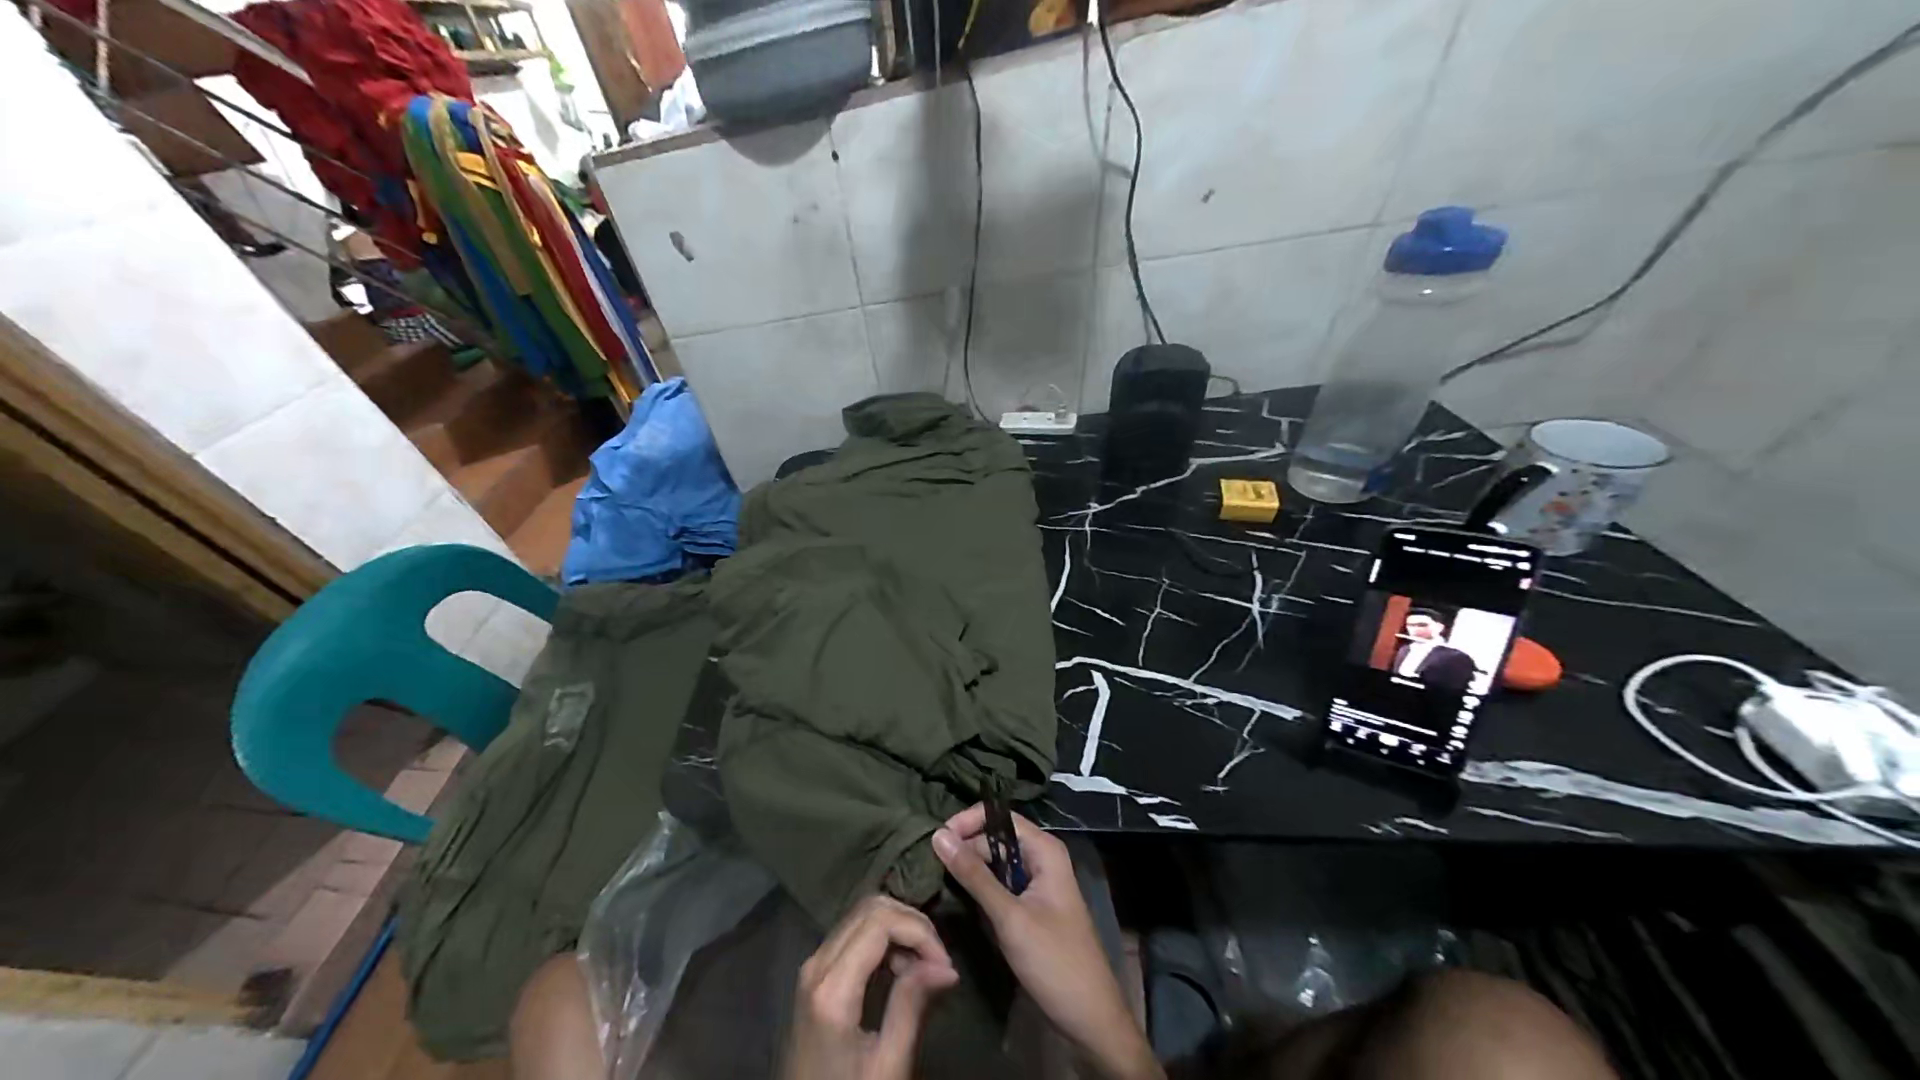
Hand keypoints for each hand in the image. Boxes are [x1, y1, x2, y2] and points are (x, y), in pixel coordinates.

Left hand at [782, 894, 959, 1079]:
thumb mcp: (887, 1066)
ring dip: (898, 929)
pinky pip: (852, 933)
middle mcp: (816, 964)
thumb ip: (912, 1007)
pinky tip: (900, 970)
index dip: (920, 931)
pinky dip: (882, 939)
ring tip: (922, 969)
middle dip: (912, 924)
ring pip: (861, 915)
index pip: (880, 921)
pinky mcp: (815, 973)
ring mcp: (812, 966)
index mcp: (832, 988)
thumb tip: (947, 966)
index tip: (945, 965)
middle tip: (937, 962)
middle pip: (870, 908)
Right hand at [933, 807, 1163, 1079]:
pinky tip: (958, 901)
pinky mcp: (1029, 907)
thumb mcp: (1009, 917)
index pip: (999, 817)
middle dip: (964, 848)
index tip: (937, 840)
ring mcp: (1036, 884)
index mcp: (1044, 850)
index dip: (968, 822)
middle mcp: (1041, 859)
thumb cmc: (1054, 961)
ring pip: (994, 864)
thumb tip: (938, 835)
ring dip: (969, 871)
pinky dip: (979, 891)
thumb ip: (974, 875)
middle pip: (994, 838)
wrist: (1089, 1018)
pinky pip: (999, 886)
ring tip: (936, 881)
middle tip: (930, 867)